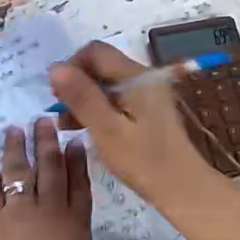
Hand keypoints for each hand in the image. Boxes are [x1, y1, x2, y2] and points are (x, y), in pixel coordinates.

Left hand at [0, 120, 143, 239]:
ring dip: (17, 150)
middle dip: (48, 143)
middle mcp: (46, 212)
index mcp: (75, 226)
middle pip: (49, 170)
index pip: (79, 186)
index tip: (75, 139)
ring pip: (17, 173)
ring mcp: (13, 216)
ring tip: (15, 129)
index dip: (78, 162)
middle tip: (44, 119)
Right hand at [50, 42, 214, 199]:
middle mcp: (144, 77)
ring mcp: (148, 92)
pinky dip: (99, 108)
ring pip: (107, 82)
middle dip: (77, 83)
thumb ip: (82, 96)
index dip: (71, 67)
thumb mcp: (106, 130)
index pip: (95, 52)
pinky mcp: (148, 108)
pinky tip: (85, 128)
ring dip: (85, 97)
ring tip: (67, 124)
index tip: (56, 95)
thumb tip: (55, 67)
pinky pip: (117, 97)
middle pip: (102, 65)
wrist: (183, 188)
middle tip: (59, 113)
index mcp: (137, 76)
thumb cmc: (143, 160)